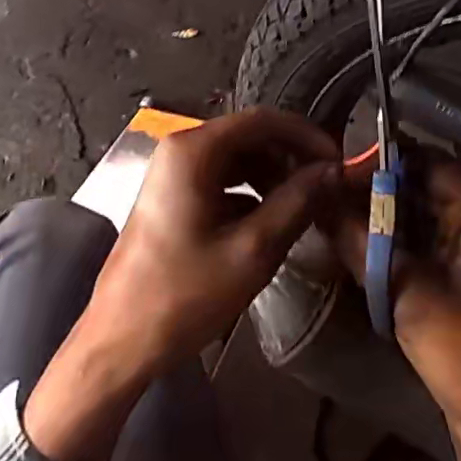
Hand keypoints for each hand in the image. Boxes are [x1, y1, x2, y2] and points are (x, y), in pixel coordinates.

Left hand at [25, 108, 340, 460]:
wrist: (121, 340)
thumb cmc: (184, 294)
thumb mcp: (252, 250)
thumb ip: (297, 202)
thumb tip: (332, 171)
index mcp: (193, 151)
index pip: (262, 120)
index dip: (306, 136)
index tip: (338, 163)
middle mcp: (180, 151)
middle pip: (249, 137)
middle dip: (290, 159)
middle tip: (326, 189)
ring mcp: (173, 174)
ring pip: (237, 160)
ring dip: (273, 178)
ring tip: (305, 209)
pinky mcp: (173, 198)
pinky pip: (221, 181)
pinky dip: (251, 195)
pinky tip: (272, 223)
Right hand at [326, 156, 460, 440]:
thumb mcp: (405, 288)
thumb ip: (360, 240)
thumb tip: (319, 200)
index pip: (432, 161)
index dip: (387, 160)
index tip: (342, 168)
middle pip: (427, 186)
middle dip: (380, 189)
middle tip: (332, 192)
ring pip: (423, 216)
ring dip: (384, 216)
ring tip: (338, 214)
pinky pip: (426, 243)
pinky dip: (396, 241)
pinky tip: (360, 246)